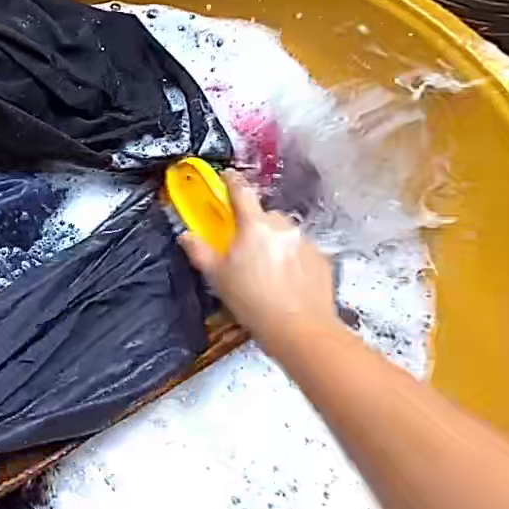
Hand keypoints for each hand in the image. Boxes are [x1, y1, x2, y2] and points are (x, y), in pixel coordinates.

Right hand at [179, 169, 340, 352]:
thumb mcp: (218, 277)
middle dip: (254, 225)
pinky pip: (302, 250)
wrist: (301, 331)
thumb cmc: (254, 302)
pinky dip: (293, 258)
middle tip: (245, 248)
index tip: (227, 177)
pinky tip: (287, 281)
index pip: (241, 191)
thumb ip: (200, 251)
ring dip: (275, 242)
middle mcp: (281, 226)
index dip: (232, 181)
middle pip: (264, 215)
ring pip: (284, 233)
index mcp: (254, 225)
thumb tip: (187, 235)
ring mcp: (305, 241)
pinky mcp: (321, 259)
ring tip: (268, 270)